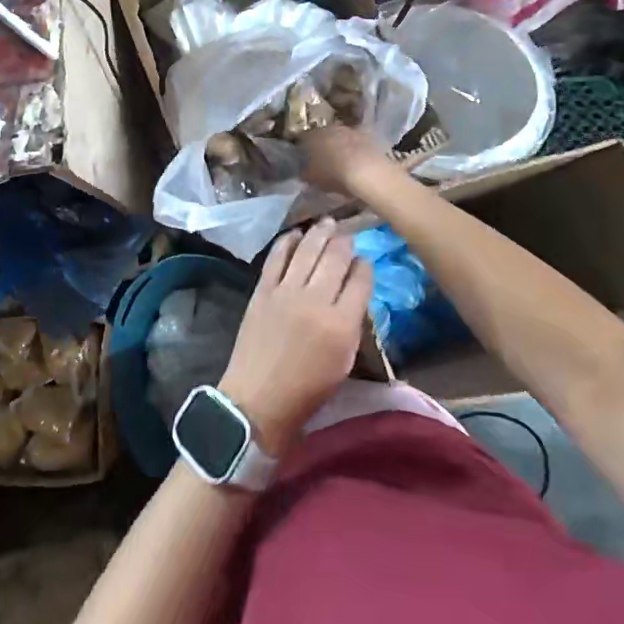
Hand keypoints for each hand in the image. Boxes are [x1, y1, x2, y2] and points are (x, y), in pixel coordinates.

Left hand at [218, 218, 371, 456]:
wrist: (258, 401)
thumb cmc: (307, 391)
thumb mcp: (344, 361)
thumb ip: (352, 325)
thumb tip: (353, 296)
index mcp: (342, 324)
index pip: (361, 280)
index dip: (365, 266)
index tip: (364, 262)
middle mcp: (316, 300)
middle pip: (336, 258)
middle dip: (345, 243)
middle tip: (347, 235)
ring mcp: (286, 292)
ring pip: (307, 250)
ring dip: (319, 233)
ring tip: (327, 223)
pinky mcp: (263, 291)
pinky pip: (277, 258)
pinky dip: (287, 242)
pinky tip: (295, 233)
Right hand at [299, 125, 401, 197]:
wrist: (366, 170)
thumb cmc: (333, 174)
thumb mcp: (314, 178)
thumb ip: (306, 174)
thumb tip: (304, 172)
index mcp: (314, 136)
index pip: (304, 139)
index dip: (304, 150)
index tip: (305, 159)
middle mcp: (330, 128)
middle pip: (324, 136)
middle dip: (323, 146)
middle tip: (323, 160)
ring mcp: (350, 130)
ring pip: (340, 137)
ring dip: (340, 147)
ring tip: (341, 162)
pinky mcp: (367, 137)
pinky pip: (356, 143)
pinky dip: (354, 150)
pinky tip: (356, 162)